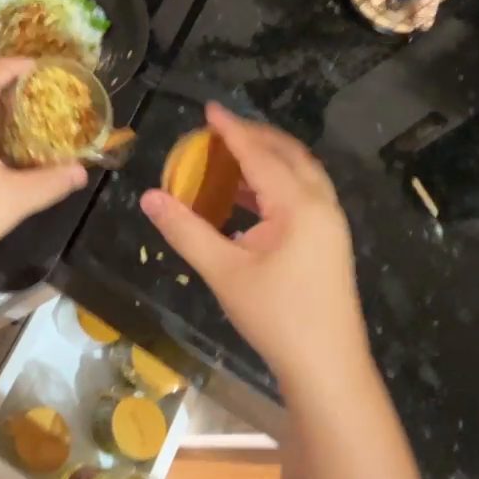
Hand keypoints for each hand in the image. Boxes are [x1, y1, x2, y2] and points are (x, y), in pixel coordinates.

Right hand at [139, 104, 368, 383]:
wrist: (328, 369)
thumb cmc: (277, 317)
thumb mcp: (224, 272)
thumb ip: (185, 230)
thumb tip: (148, 197)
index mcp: (298, 206)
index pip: (259, 154)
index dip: (232, 129)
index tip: (209, 108)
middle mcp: (320, 206)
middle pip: (288, 155)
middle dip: (255, 136)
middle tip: (219, 129)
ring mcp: (330, 225)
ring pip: (300, 174)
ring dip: (267, 157)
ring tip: (230, 153)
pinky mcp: (328, 243)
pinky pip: (302, 194)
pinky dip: (275, 181)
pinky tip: (247, 196)